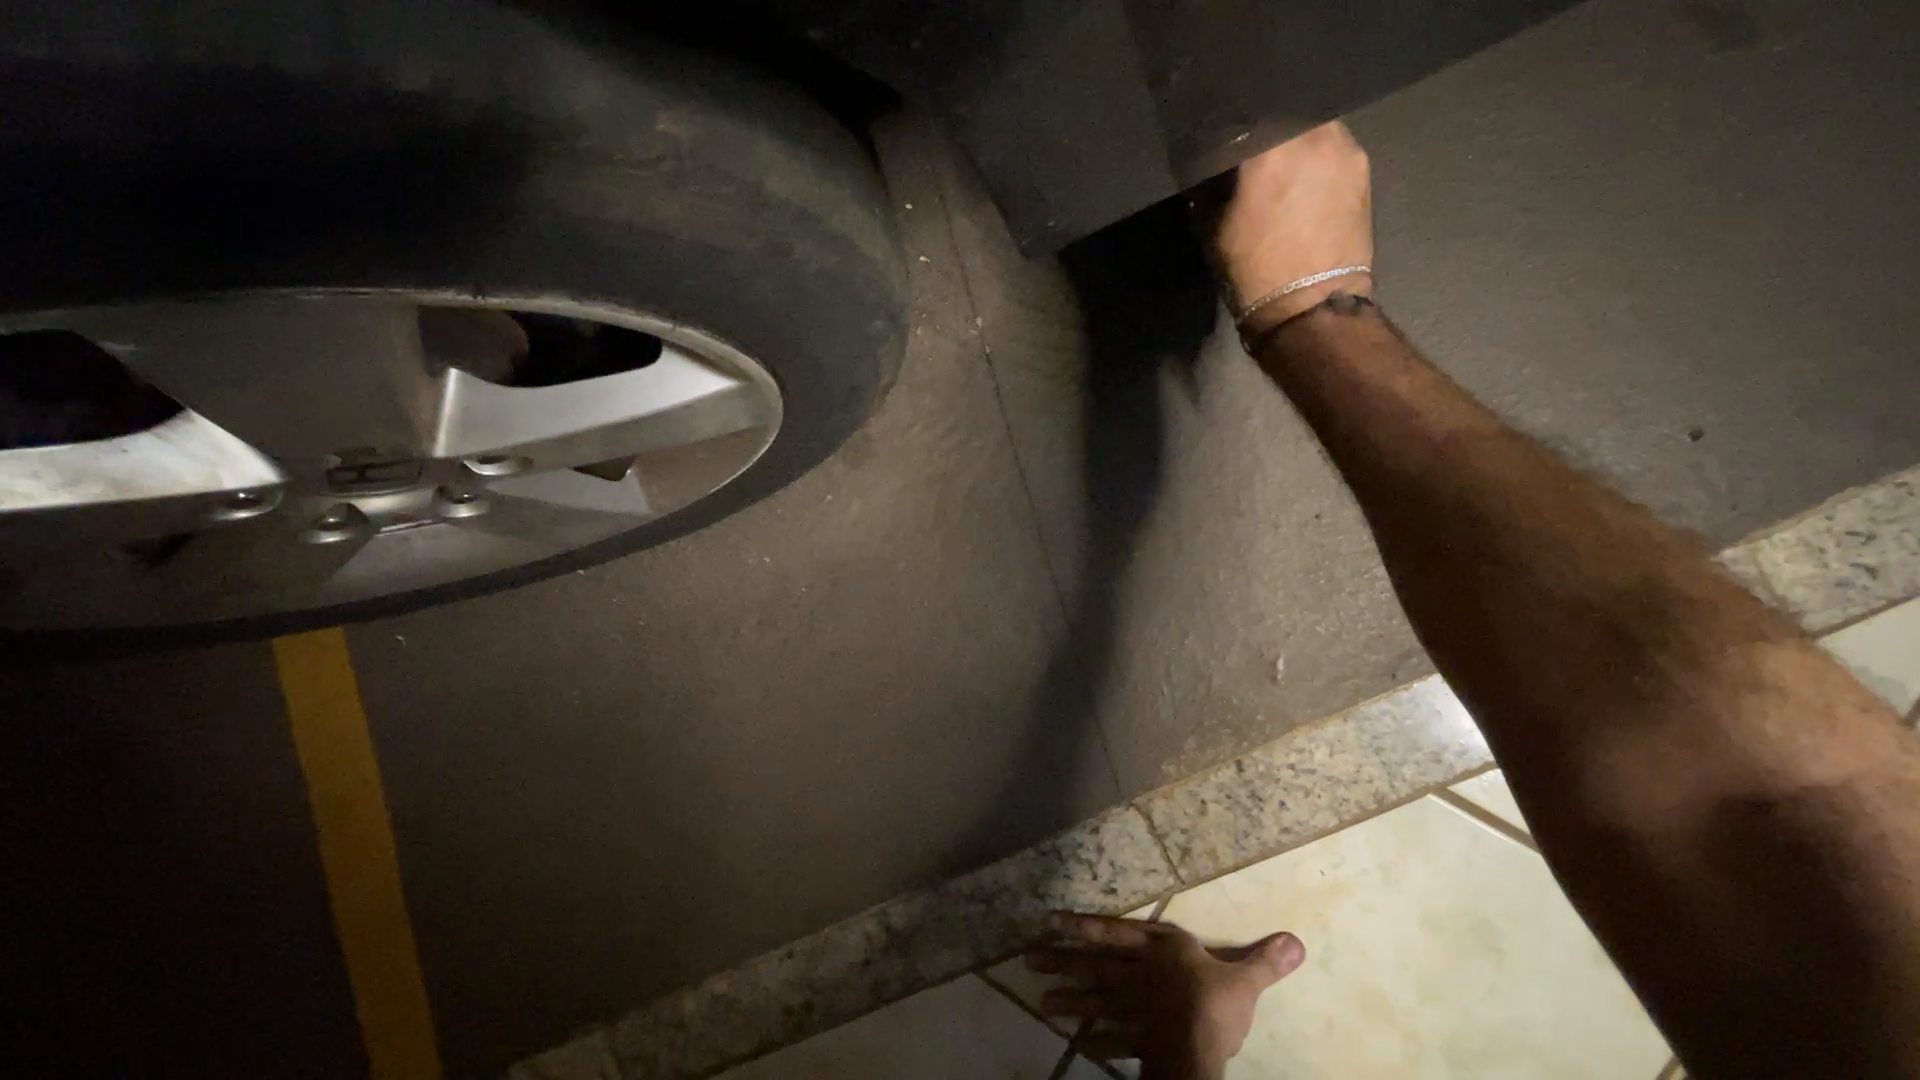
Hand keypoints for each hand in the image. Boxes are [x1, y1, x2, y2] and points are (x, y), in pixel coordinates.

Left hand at [1025, 912, 1305, 1078]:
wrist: (1200, 1047)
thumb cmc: (1216, 1004)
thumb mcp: (1244, 979)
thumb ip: (1264, 961)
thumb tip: (1297, 941)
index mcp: (1160, 950)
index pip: (1113, 932)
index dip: (1081, 926)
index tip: (1048, 921)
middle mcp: (1139, 975)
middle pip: (1092, 965)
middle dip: (1060, 960)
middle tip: (1027, 957)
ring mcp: (1133, 1008)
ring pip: (1094, 1000)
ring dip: (1069, 1000)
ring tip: (1041, 1001)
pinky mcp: (1137, 1041)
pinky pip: (1112, 1042)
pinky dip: (1096, 1043)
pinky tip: (1078, 1045)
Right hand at [1214, 121, 1374, 332]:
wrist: (1310, 307)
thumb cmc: (1253, 271)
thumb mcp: (1211, 229)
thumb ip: (1207, 186)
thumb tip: (1206, 167)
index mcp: (1267, 148)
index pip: (1242, 113)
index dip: (1227, 118)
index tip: (1217, 129)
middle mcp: (1310, 135)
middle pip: (1281, 109)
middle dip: (1264, 121)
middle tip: (1249, 142)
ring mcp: (1342, 148)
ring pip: (1311, 120)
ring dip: (1293, 133)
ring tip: (1278, 157)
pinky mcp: (1362, 166)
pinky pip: (1333, 143)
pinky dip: (1315, 150)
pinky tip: (1303, 173)